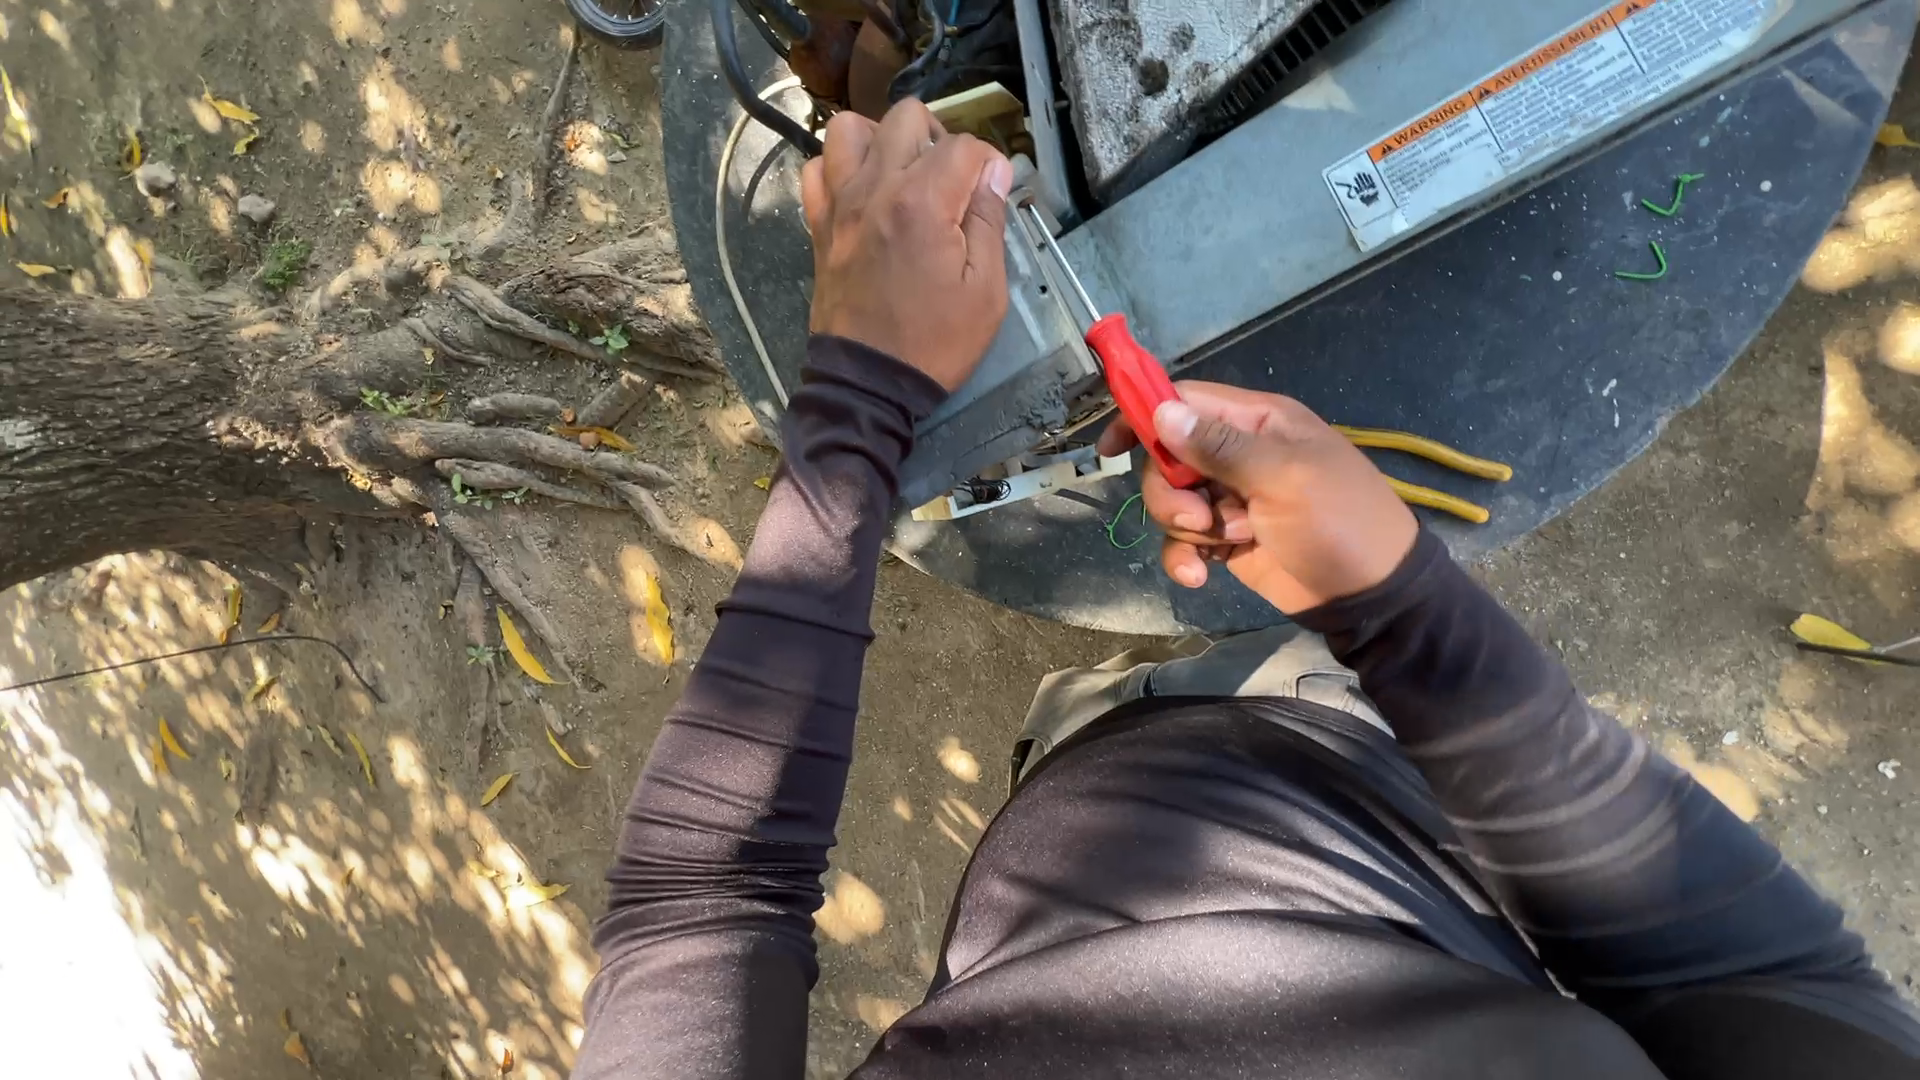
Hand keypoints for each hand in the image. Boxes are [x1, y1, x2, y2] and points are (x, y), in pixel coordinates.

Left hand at [801, 101, 1014, 390]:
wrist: (869, 383)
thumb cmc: (934, 344)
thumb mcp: (986, 293)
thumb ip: (989, 224)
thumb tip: (994, 173)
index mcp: (924, 202)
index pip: (964, 146)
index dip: (989, 163)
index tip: (995, 191)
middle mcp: (876, 188)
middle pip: (908, 118)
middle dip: (940, 137)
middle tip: (952, 179)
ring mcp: (841, 205)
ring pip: (852, 129)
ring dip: (883, 140)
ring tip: (903, 174)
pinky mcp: (820, 226)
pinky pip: (818, 169)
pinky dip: (840, 167)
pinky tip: (863, 192)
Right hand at [1096, 382, 1418, 613]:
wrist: (1370, 594)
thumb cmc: (1339, 521)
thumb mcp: (1285, 477)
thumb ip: (1221, 446)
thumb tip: (1162, 414)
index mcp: (1255, 422)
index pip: (1184, 402)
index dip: (1143, 416)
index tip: (1110, 446)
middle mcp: (1235, 454)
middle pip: (1166, 459)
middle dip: (1169, 492)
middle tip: (1198, 518)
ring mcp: (1227, 498)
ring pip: (1169, 502)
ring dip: (1184, 527)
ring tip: (1223, 544)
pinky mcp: (1223, 538)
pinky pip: (1181, 540)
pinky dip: (1184, 557)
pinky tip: (1201, 575)